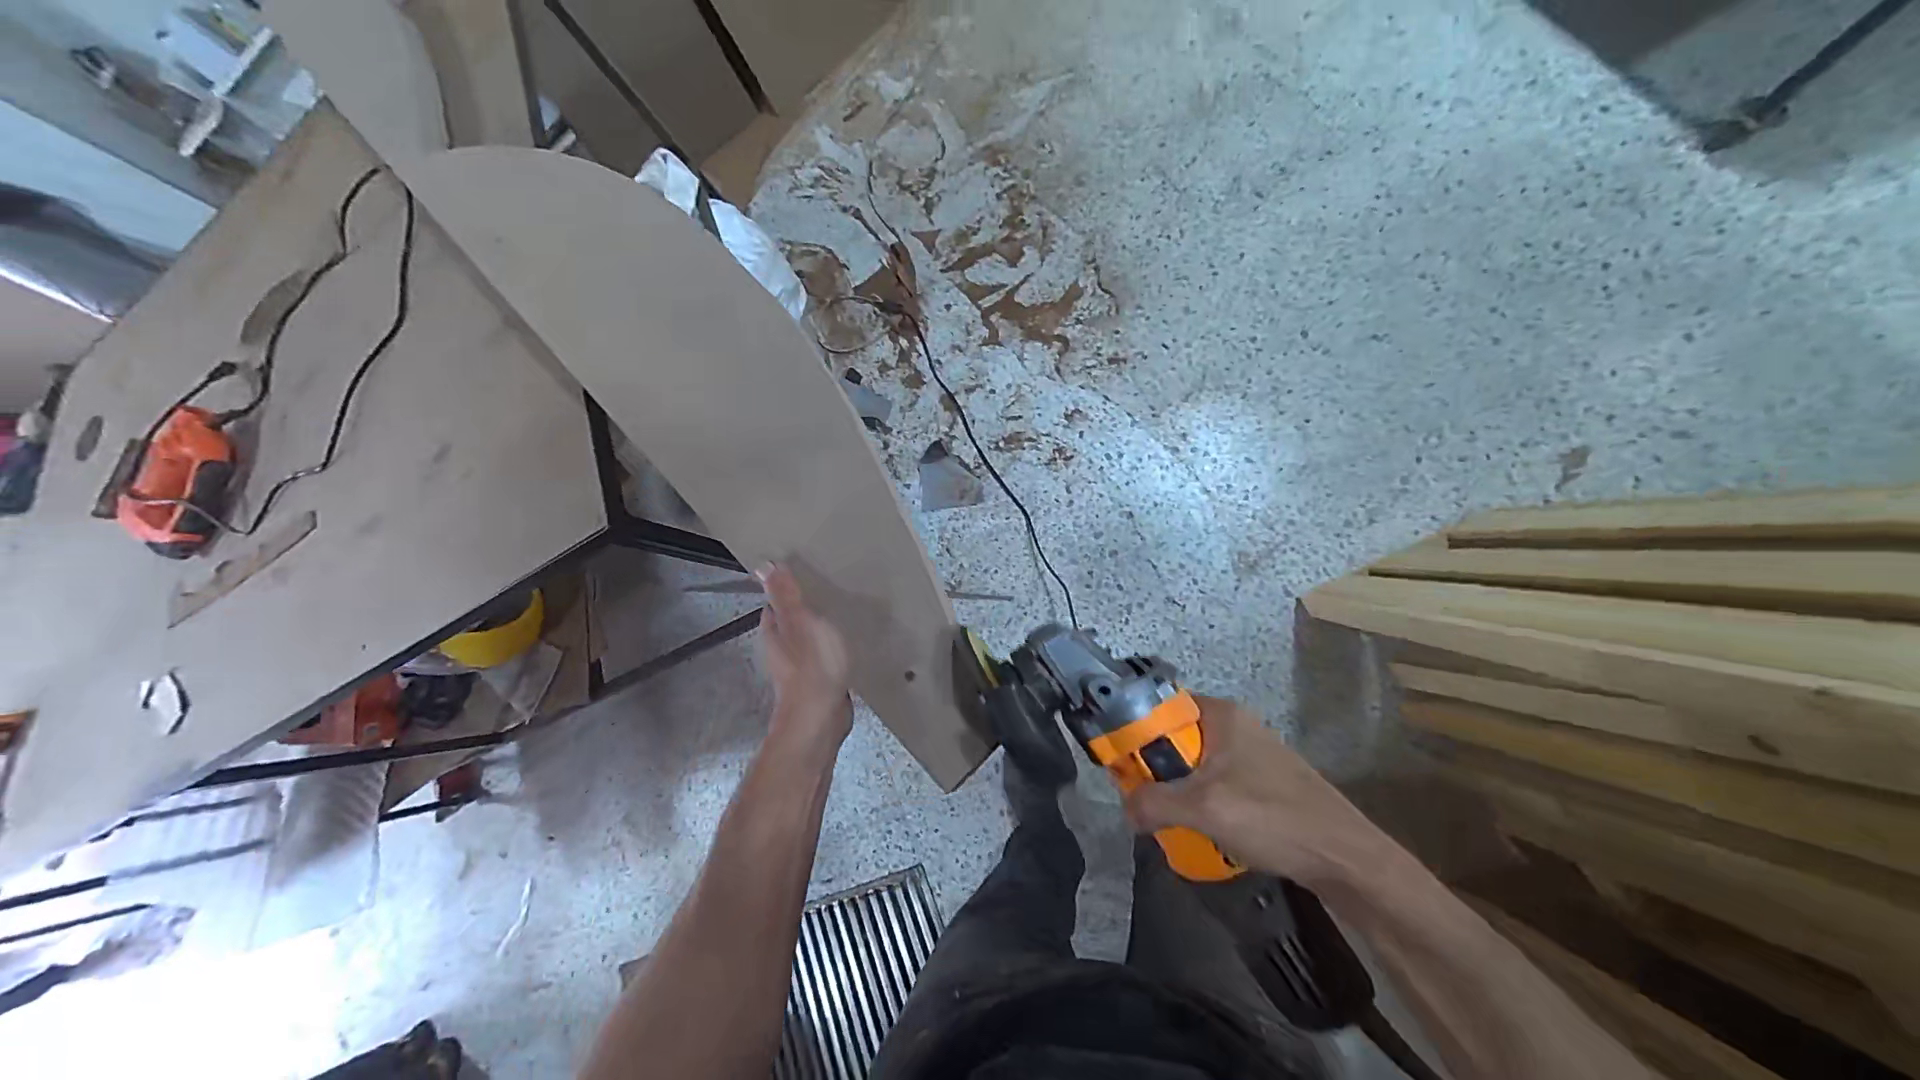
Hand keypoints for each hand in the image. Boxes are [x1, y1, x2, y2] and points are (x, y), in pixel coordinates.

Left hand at [757, 563, 852, 749]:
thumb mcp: (800, 622)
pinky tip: (850, 646)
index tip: (807, 574)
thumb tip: (763, 565)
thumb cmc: (811, 666)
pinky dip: (834, 650)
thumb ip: (785, 595)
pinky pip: (826, 658)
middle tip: (831, 591)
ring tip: (843, 614)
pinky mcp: (820, 683)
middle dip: (807, 608)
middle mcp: (783, 649)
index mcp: (774, 631)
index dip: (788, 589)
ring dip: (821, 630)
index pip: (776, 603)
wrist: (821, 719)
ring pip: (809, 641)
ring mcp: (801, 668)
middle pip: (792, 622)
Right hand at [1125, 695, 1396, 889]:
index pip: (1159, 705)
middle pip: (1174, 737)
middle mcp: (1233, 725)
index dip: (1133, 730)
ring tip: (1168, 820)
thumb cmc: (1272, 817)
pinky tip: (1200, 829)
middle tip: (1142, 799)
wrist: (1345, 859)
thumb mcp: (1203, 808)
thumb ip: (1154, 803)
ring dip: (1176, 790)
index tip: (1118, 763)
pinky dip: (1199, 802)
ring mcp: (1249, 753)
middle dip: (1154, 769)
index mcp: (1220, 714)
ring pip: (1192, 764)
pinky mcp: (1260, 781)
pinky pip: (1213, 782)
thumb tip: (1126, 809)